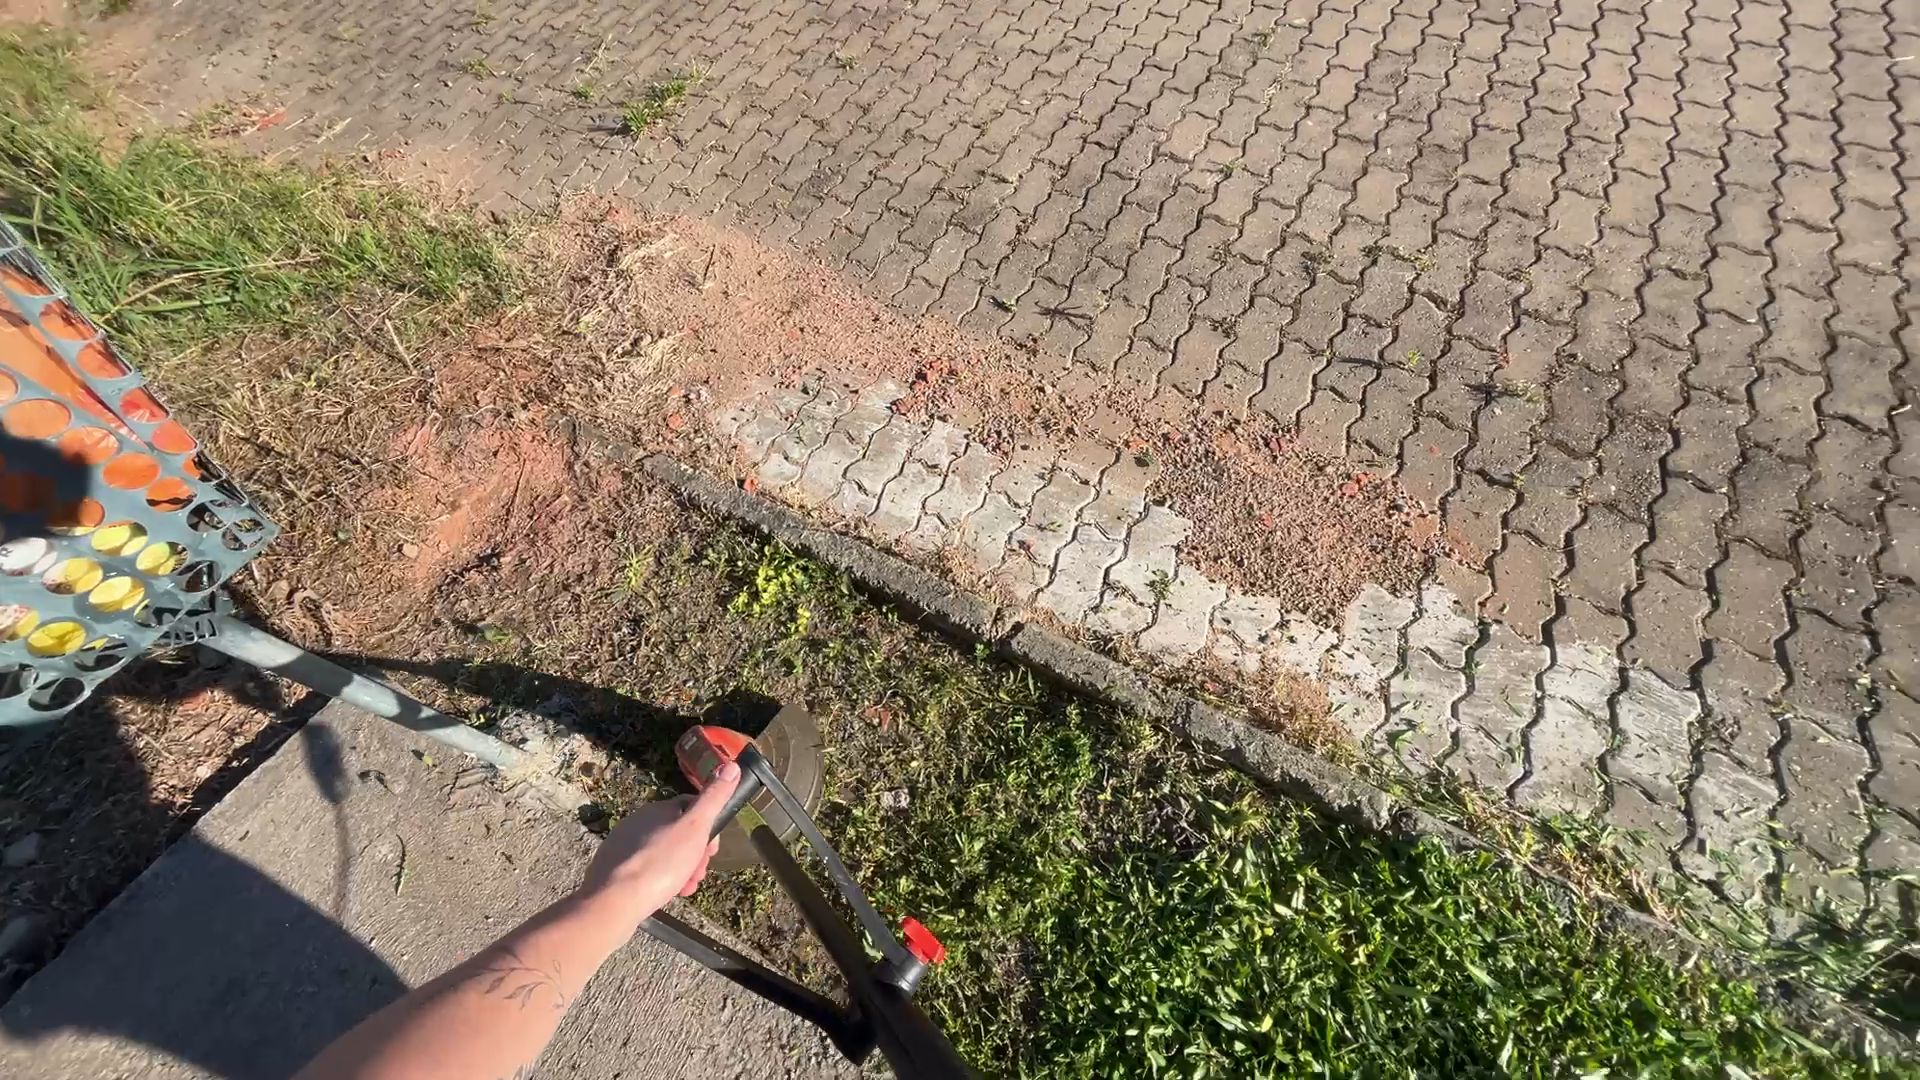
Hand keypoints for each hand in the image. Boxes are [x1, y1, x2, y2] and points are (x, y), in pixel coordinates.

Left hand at [580, 761, 740, 922]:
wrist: (613, 903)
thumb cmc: (661, 863)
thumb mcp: (696, 828)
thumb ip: (714, 797)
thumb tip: (731, 766)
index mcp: (658, 809)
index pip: (692, 807)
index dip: (708, 828)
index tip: (713, 850)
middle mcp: (637, 822)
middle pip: (678, 833)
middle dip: (695, 853)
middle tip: (700, 874)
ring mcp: (621, 846)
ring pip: (662, 853)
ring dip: (680, 869)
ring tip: (685, 888)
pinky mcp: (611, 869)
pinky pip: (644, 870)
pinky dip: (659, 880)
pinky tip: (665, 894)